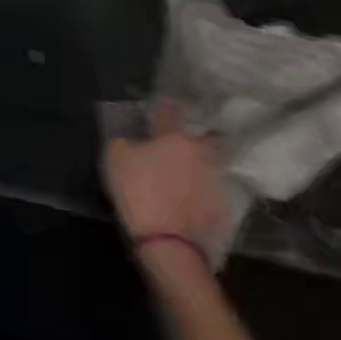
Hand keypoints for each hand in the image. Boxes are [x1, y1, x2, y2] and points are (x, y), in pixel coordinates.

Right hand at [102, 100, 226, 253]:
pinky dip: (198, 188)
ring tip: (177, 173)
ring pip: (205, 164)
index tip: (169, 99)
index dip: (169, 104)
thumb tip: (134, 139)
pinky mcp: (225, 206)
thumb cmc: (138, 189)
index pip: (173, 112)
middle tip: (172, 144)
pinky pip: (209, 188)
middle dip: (188, 139)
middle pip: (198, 139)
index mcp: (176, 138)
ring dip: (194, 164)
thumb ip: (125, 141)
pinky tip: (184, 197)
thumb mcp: (115, 157)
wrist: (170, 240)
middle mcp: (203, 154)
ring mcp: (218, 181)